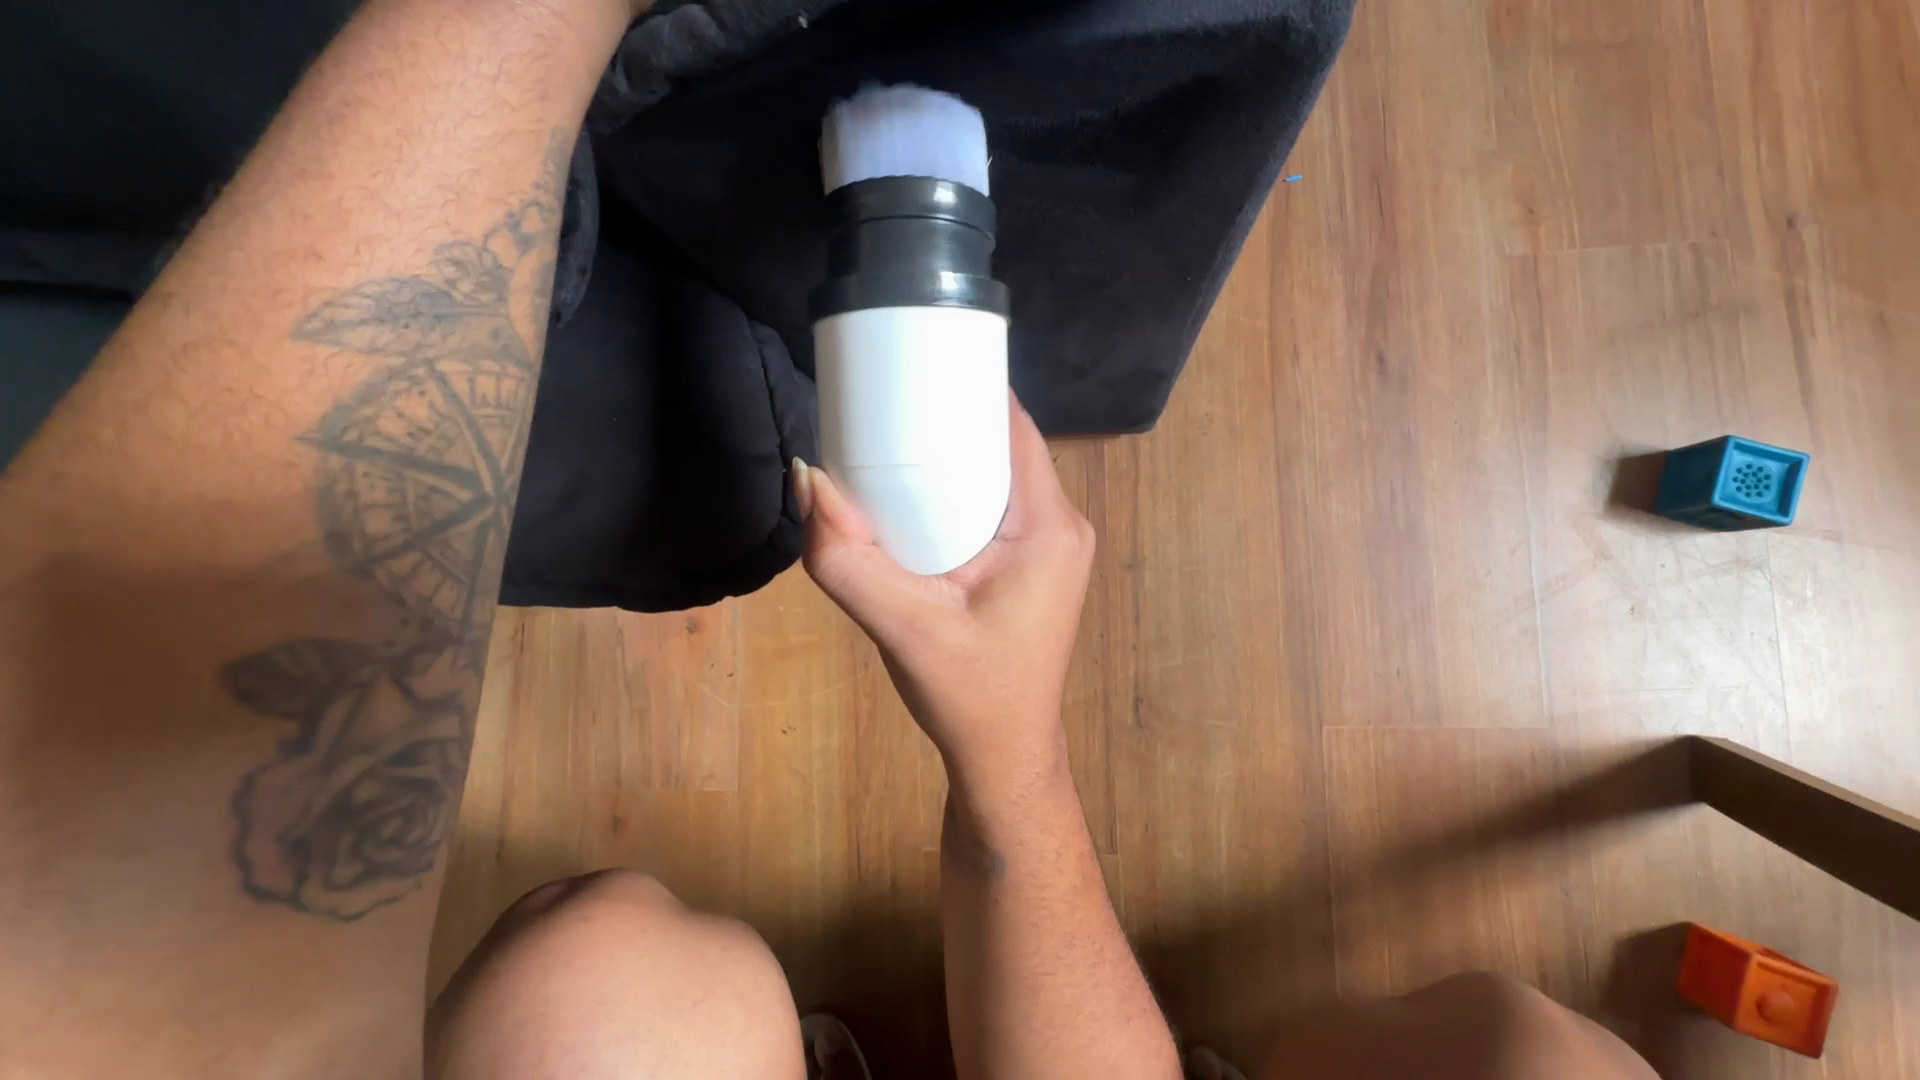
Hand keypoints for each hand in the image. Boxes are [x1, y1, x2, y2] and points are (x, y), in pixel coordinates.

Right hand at [796, 395, 1094, 783]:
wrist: (1003, 754)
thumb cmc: (967, 694)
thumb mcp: (902, 627)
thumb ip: (847, 560)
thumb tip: (808, 480)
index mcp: (1048, 527)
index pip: (1013, 427)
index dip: (966, 388)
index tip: (911, 366)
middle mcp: (1063, 525)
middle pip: (1005, 444)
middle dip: (948, 419)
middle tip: (885, 405)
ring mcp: (1053, 545)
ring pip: (1000, 473)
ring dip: (952, 453)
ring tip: (892, 439)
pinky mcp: (1034, 563)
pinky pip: (998, 502)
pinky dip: (959, 487)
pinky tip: (916, 490)